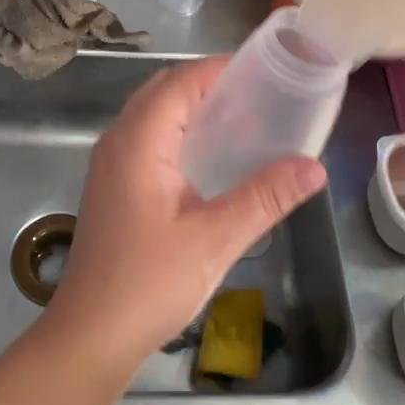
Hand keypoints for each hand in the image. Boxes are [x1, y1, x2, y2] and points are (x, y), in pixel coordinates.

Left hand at [46, 57, 327, 363]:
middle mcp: (118, 141)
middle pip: (164, 91)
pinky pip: (146, 139)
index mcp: (138, 141)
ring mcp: (109, 164)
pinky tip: (211, 161)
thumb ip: (265, 197)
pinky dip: (179, 134)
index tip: (266, 74)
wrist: (90, 335)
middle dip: (210, 86)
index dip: (222, 70)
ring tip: (244, 124)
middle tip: (261, 99)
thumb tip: (314, 166)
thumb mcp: (215, 239)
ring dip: (193, 109)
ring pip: (153, 115)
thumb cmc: (149, 283)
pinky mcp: (111, 186)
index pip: (181, 81)